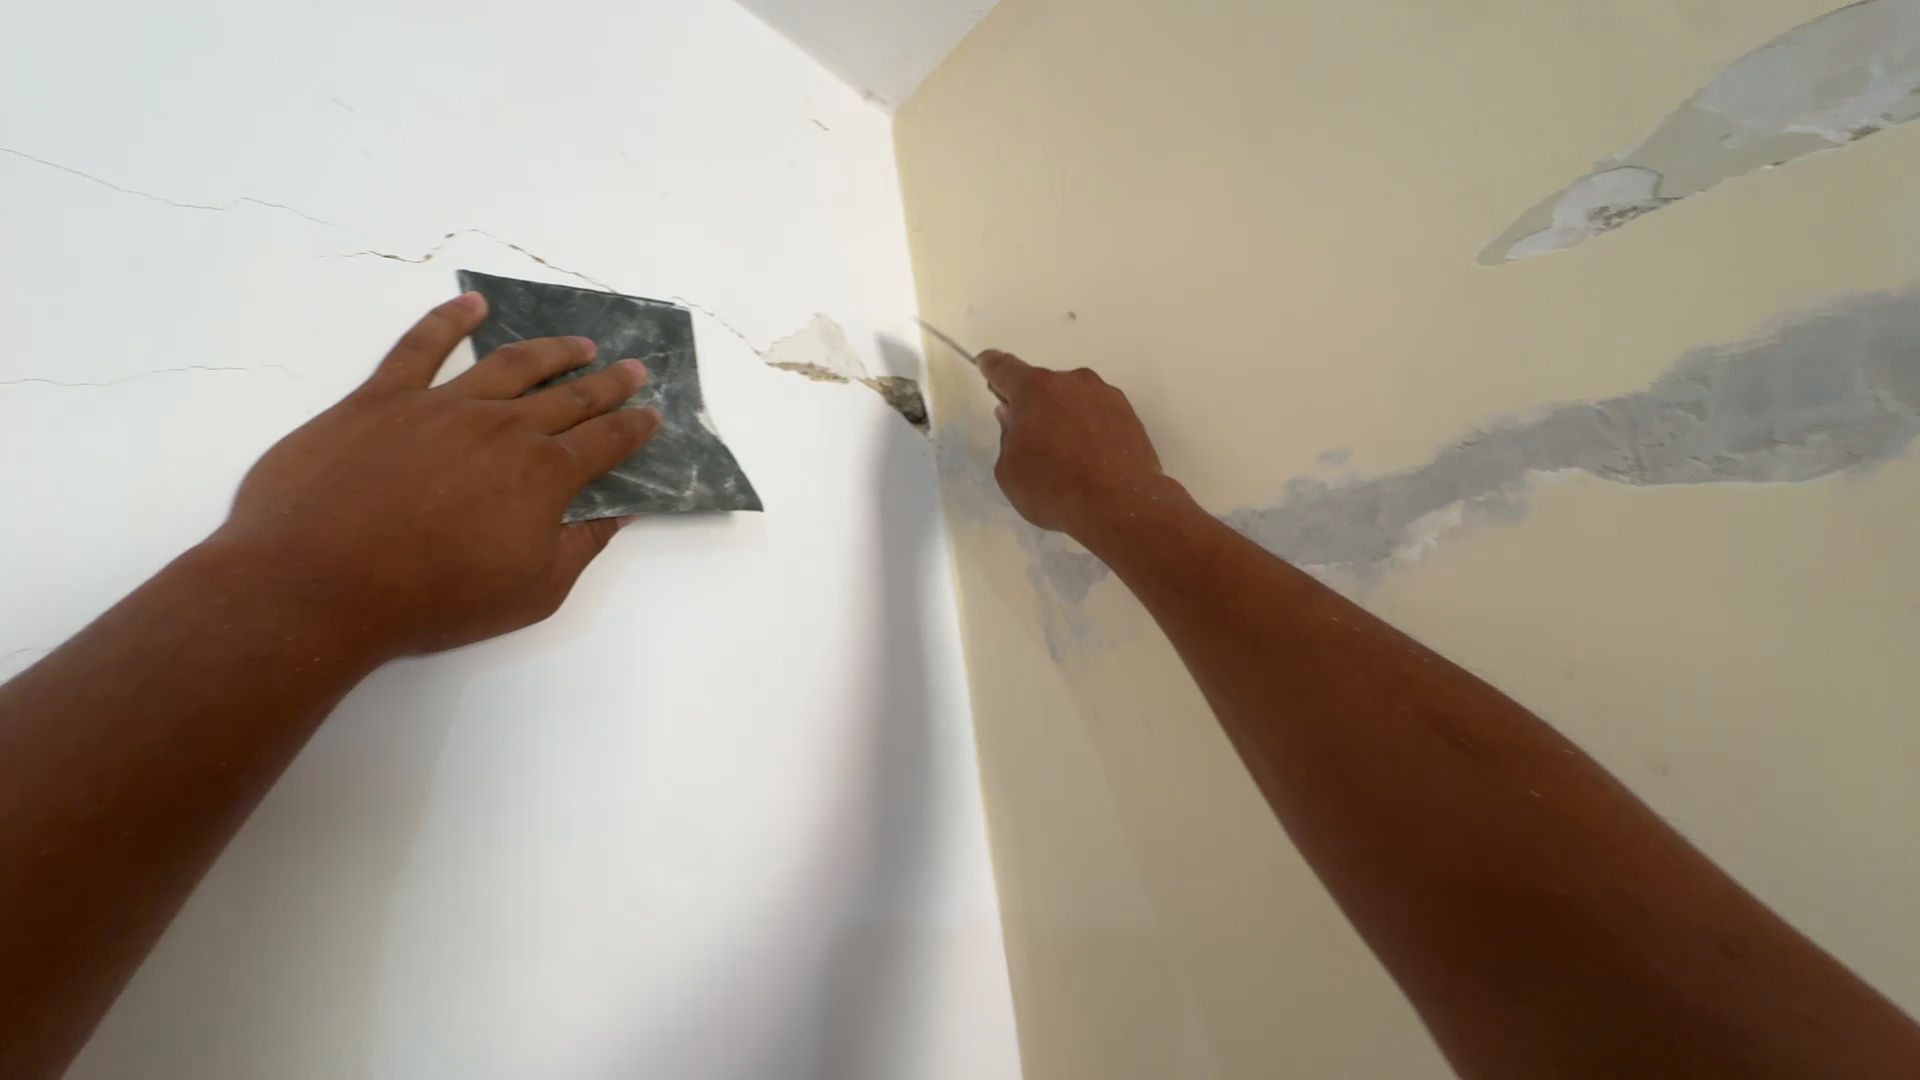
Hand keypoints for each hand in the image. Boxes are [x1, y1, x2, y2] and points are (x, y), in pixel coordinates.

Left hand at [208, 292, 662, 656]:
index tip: (653, 414)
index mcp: (546, 474)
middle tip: (633, 368)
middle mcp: (505, 428)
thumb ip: (583, 545)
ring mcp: (442, 406)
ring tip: (580, 343)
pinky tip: (472, 304)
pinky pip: (419, 346)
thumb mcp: (537, 590)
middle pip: (570, 396)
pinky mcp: (381, 399)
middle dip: (609, 383)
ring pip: (511, 364)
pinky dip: (448, 320)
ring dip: (553, 350)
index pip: (607, 441)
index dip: (635, 427)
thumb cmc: (439, 598)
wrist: (318, 586)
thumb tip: (619, 514)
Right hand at [979, 349, 1183, 541]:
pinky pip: (1097, 414)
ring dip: (1063, 416)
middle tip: (1030, 437)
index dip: (992, 366)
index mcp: (1034, 389)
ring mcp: (1104, 394)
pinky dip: (1088, 428)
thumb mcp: (1009, 472)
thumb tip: (1013, 417)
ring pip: (1073, 399)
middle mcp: (1071, 381)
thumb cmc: (1052, 489)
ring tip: (1065, 454)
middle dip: (1033, 405)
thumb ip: (1007, 437)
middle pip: (1043, 386)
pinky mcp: (1128, 414)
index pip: (1004, 368)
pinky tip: (1089, 457)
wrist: (1118, 506)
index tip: (986, 362)